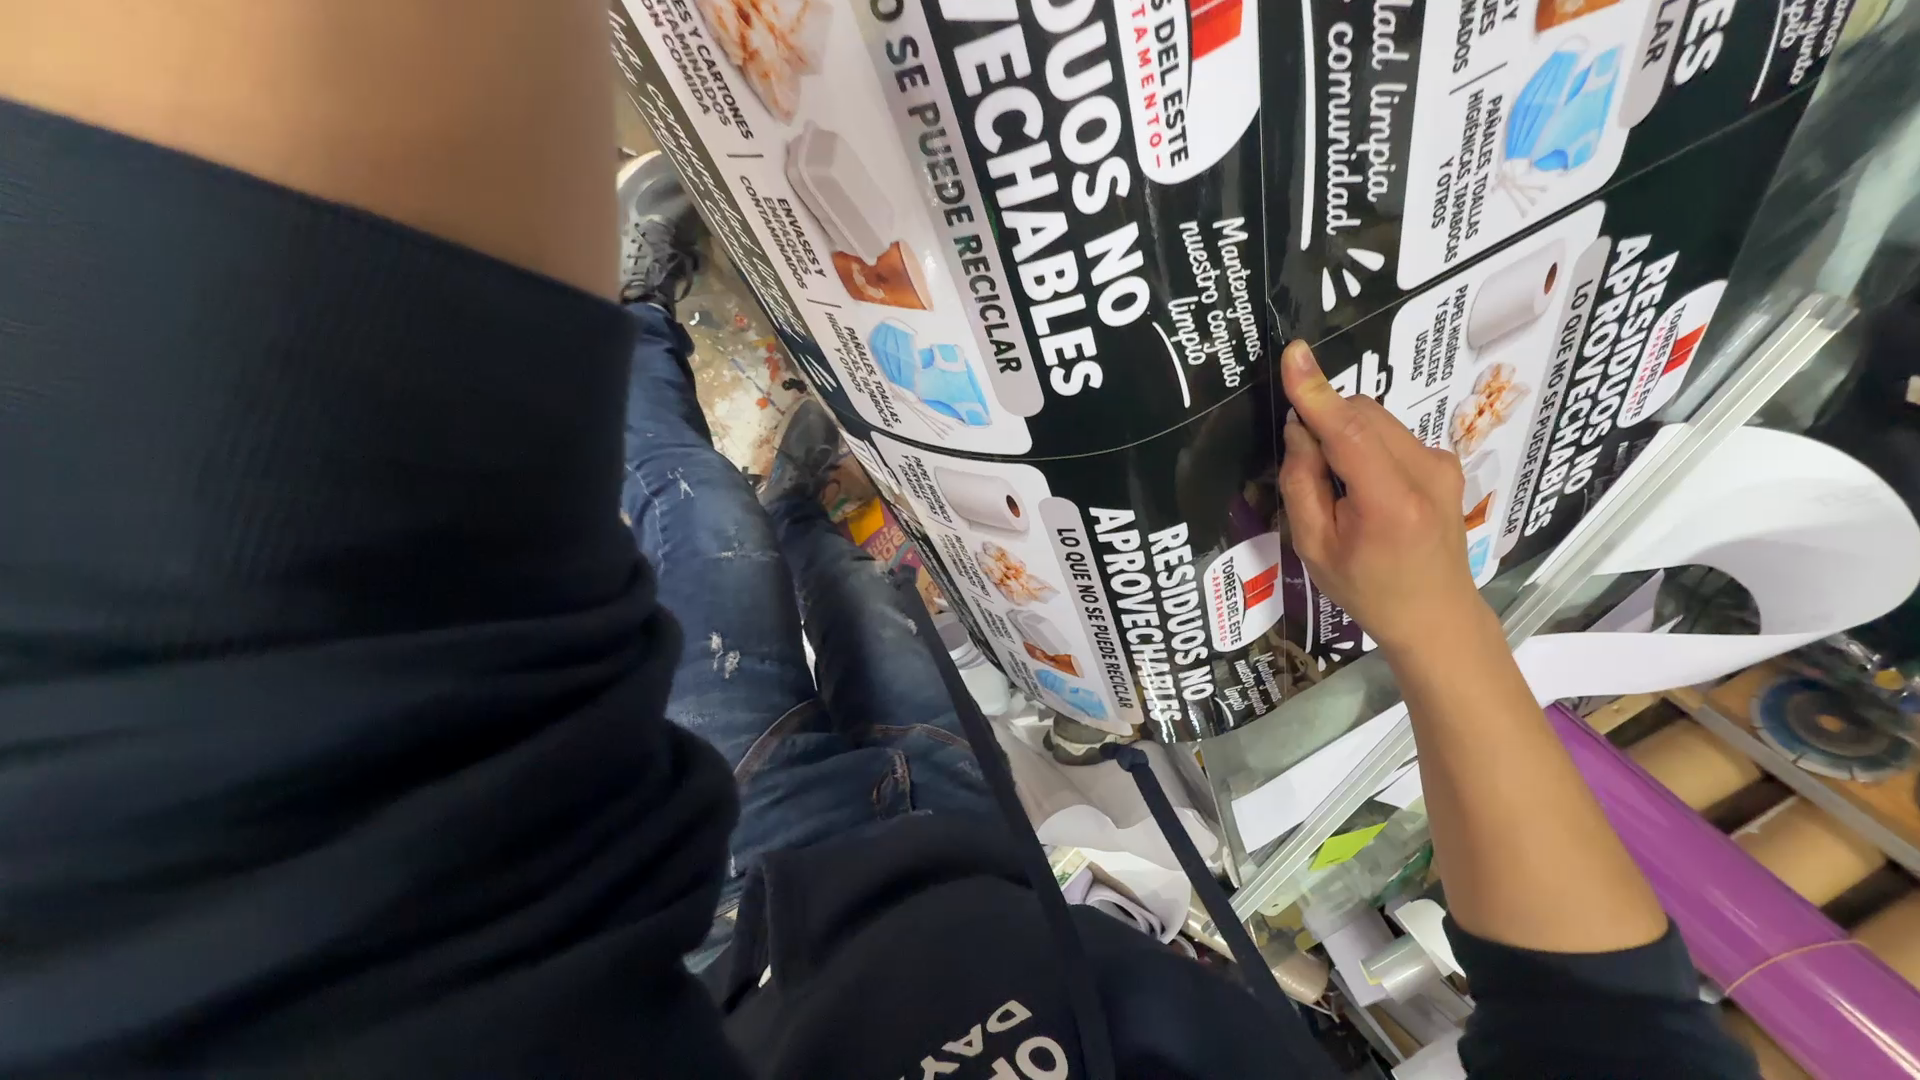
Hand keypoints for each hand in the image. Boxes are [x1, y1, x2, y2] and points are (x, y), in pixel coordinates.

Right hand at [1277, 341, 1490, 653]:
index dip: (1316, 392)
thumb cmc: (1367, 590)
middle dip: (1323, 422)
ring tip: (1338, 487)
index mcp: (1389, 502)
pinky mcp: (1444, 461)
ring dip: (1342, 433)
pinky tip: (1361, 485)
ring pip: (1375, 418)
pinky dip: (1362, 444)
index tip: (1294, 355)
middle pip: (1361, 414)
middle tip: (1309, 472)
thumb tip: (1300, 430)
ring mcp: (1441, 463)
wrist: (1435, 615)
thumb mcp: (1314, 547)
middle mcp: (1424, 471)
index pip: (1347, 431)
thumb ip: (1302, 485)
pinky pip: (1388, 433)